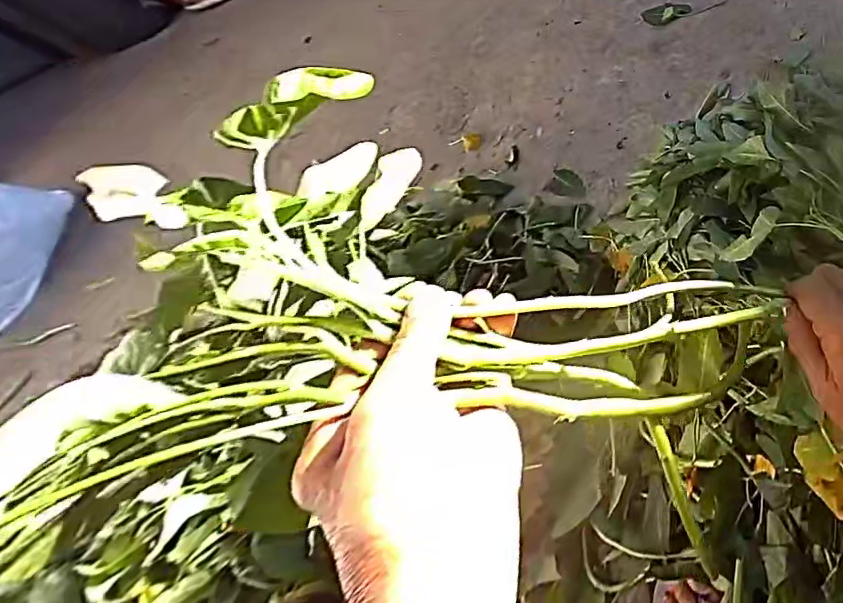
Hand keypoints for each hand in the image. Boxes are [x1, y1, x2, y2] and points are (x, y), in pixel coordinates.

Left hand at [292, 286, 522, 602]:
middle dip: (431, 320)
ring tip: (484, 301)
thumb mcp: (385, 404)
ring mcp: (435, 418)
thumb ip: (411, 344)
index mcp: (338, 430)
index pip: (360, 360)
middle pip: (411, 352)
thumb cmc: (393, 488)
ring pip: (452, 355)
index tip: (409, 295)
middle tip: (448, 298)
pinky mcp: (479, 415)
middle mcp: (386, 421)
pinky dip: (496, 338)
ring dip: (468, 323)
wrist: (452, 546)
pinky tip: (504, 312)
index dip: (385, 324)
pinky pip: (487, 367)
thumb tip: (430, 298)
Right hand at [784, 264, 842, 487]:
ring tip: (830, 332)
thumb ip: (803, 345)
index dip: (791, 295)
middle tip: (806, 324)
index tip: (787, 317)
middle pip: (828, 272)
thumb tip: (788, 312)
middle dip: (811, 289)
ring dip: (832, 292)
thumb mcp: (825, 391)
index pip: (808, 285)